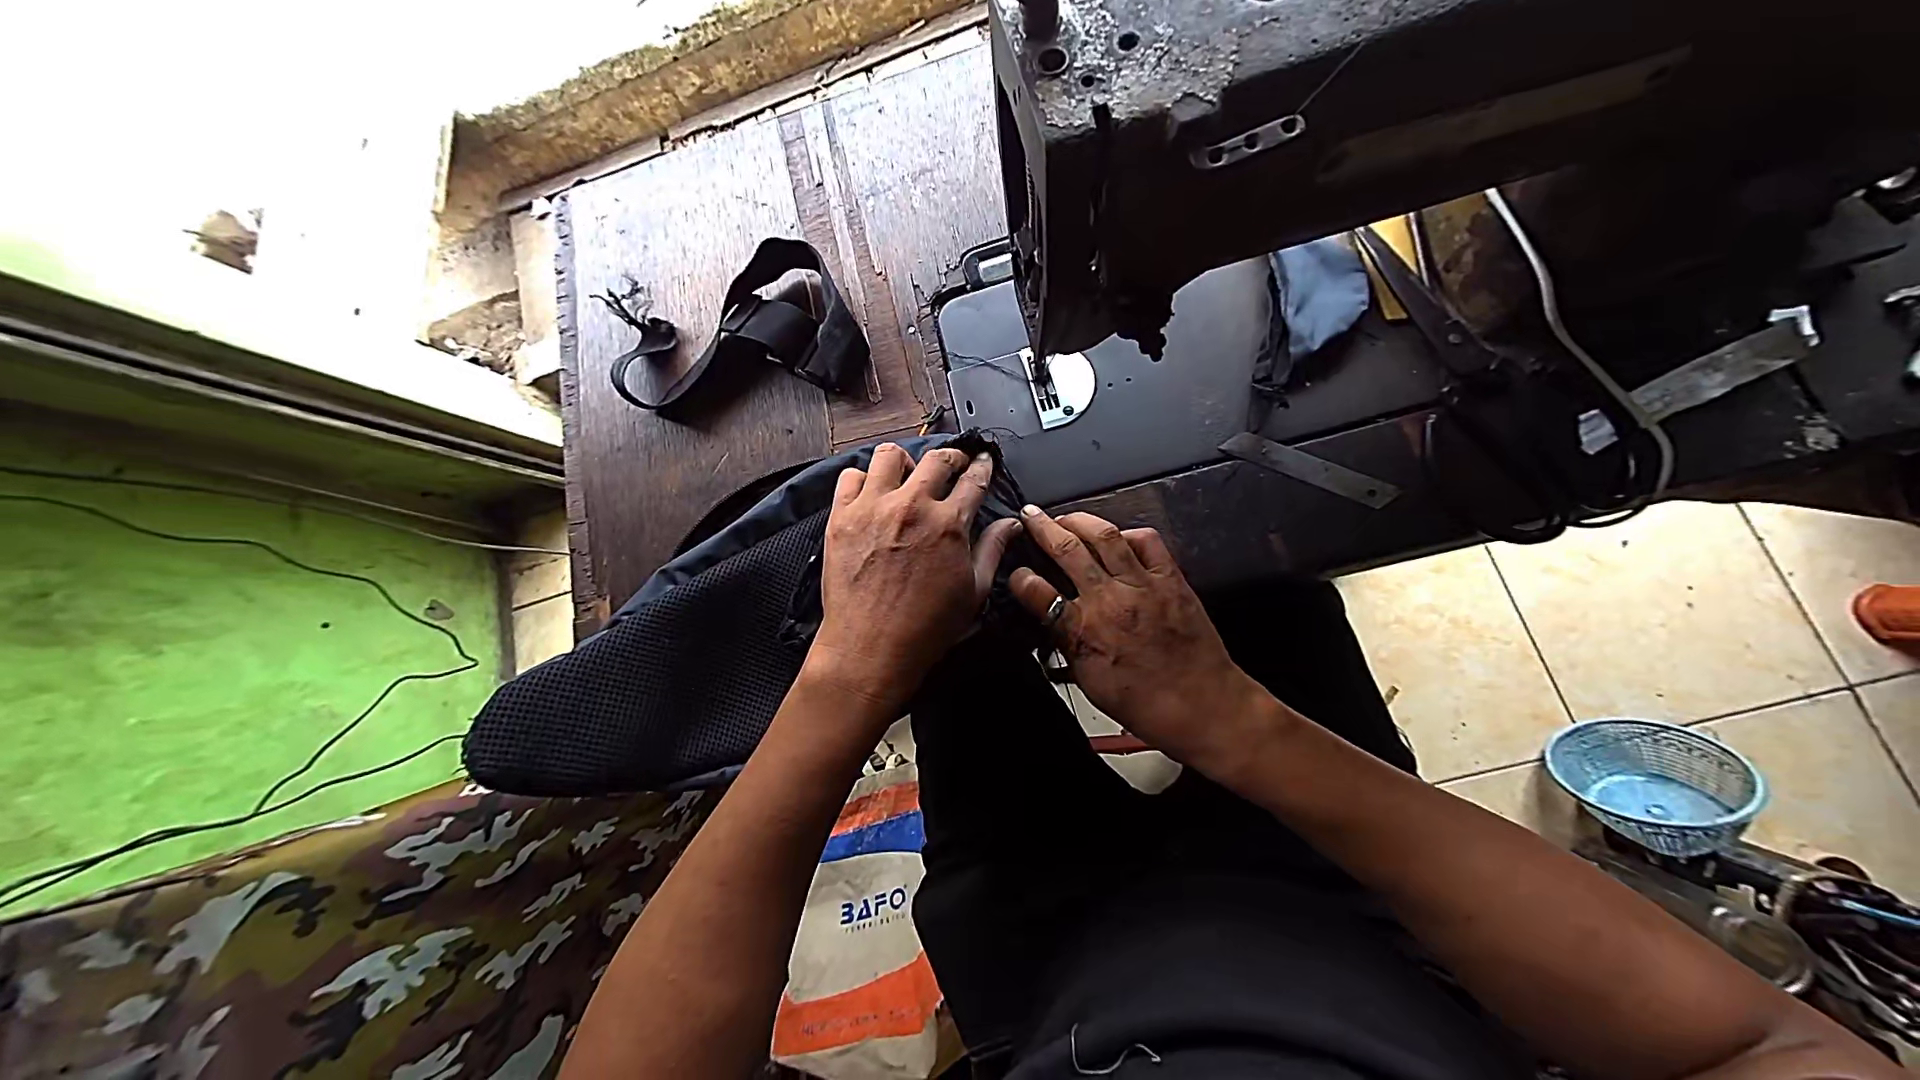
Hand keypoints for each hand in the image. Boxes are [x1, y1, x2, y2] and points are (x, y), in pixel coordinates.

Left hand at [807, 443, 1021, 715]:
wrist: (870, 650)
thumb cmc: (923, 629)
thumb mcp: (974, 592)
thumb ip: (993, 549)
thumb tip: (1010, 525)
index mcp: (949, 525)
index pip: (973, 479)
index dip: (983, 466)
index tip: (983, 461)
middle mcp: (912, 508)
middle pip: (937, 459)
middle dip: (952, 456)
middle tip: (954, 462)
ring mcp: (873, 509)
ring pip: (889, 456)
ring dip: (905, 461)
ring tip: (908, 473)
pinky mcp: (842, 518)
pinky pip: (850, 477)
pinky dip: (863, 479)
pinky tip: (871, 492)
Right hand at [1008, 507, 1268, 770]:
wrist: (1202, 705)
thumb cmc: (1147, 702)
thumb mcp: (1089, 680)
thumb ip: (1066, 643)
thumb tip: (1048, 620)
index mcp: (1085, 632)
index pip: (1038, 592)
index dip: (1020, 577)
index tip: (1015, 572)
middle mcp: (1110, 602)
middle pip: (1068, 550)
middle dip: (1042, 527)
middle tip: (1031, 517)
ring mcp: (1142, 586)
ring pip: (1105, 536)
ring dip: (1080, 520)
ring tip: (1066, 516)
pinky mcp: (1170, 580)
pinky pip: (1148, 541)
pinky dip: (1128, 532)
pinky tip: (1118, 536)